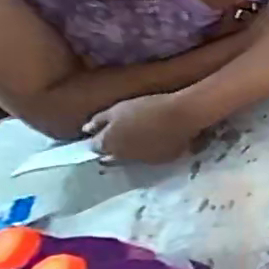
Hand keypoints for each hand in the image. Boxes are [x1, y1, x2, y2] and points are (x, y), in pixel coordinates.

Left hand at [85, 93, 202, 164]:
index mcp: (107, 142)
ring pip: (131, 161)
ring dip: (131, 154)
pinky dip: (151, 153)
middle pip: (110, 159)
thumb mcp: (118, 109)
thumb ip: (99, 121)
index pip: (94, 147)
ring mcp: (143, 160)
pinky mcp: (164, 160)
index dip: (98, 140)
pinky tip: (156, 144)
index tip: (103, 135)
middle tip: (119, 142)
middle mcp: (122, 156)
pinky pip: (152, 158)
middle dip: (110, 153)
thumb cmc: (147, 108)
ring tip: (138, 143)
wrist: (183, 115)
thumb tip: (86, 130)